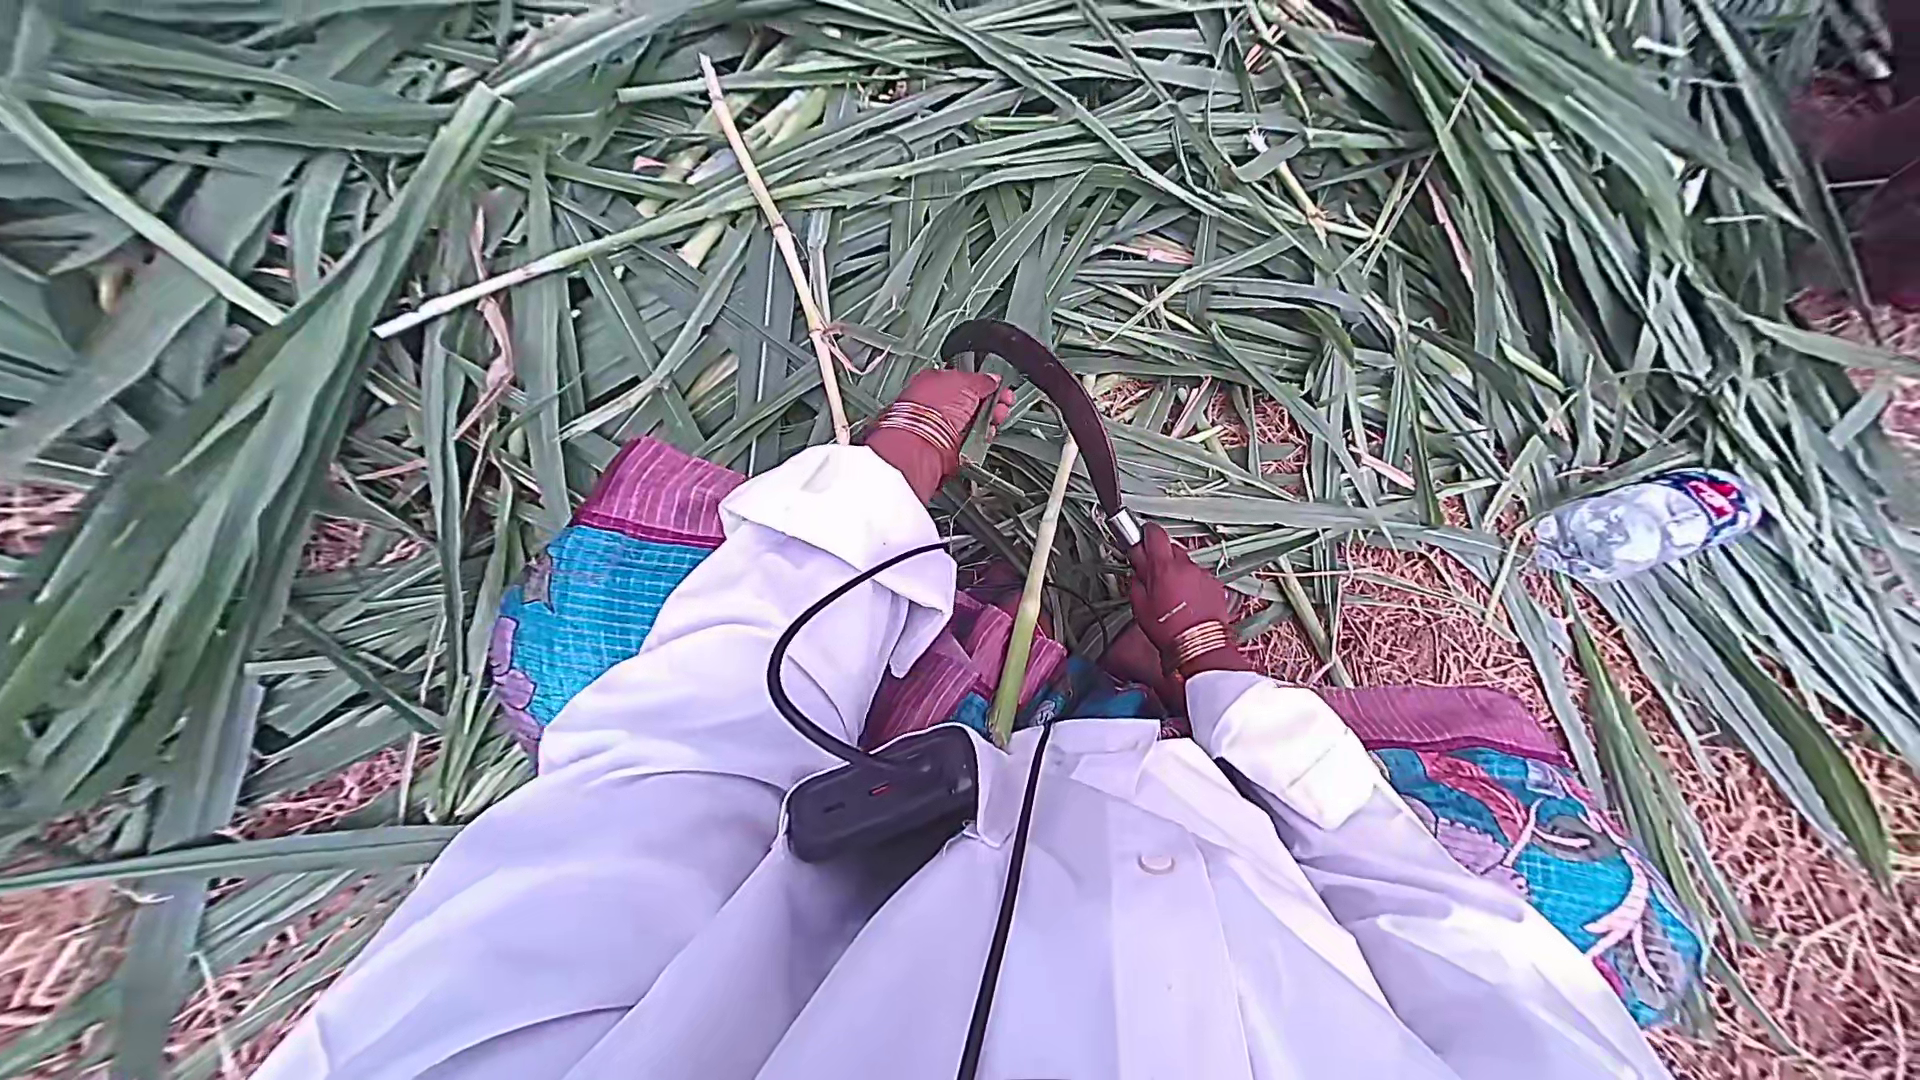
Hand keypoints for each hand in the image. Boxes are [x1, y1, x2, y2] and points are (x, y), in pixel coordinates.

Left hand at [865, 369, 1013, 502]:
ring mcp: (943, 427)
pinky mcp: (950, 448)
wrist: (923, 444)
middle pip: (972, 402)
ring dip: (991, 419)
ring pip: (975, 422)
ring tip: (997, 416)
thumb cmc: (931, 409)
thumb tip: (992, 379)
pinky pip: (972, 440)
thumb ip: (982, 380)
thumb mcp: (965, 382)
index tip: (999, 385)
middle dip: (992, 402)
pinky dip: (983, 437)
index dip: (984, 383)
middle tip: (1003, 401)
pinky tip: (987, 432)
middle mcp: (937, 405)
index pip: (965, 381)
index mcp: (935, 382)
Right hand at [1126, 523, 1250, 676]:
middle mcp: (1186, 565)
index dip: (1146, 533)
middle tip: (1153, 575)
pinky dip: (1192, 583)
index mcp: (1164, 566)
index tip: (1141, 538)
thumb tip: (1137, 567)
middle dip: (1161, 558)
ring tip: (1172, 594)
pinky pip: (1199, 576)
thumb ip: (1137, 579)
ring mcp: (1203, 574)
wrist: (1199, 646)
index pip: (1155, 534)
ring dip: (1177, 572)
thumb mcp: (1139, 604)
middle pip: (1171, 548)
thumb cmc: (1167, 629)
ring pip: (1185, 563)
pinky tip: (1186, 601)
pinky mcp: (1215, 584)